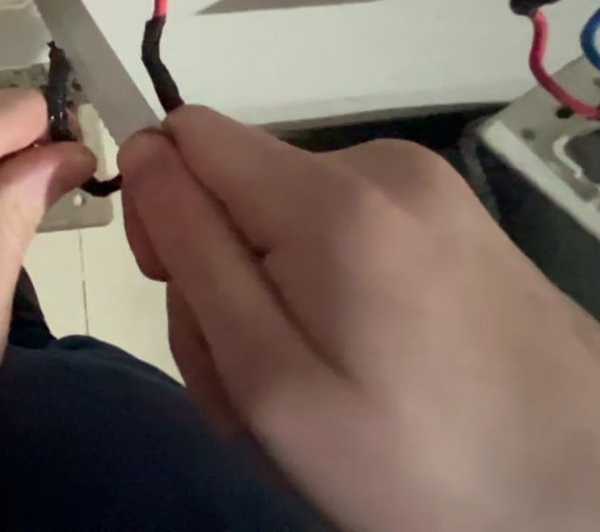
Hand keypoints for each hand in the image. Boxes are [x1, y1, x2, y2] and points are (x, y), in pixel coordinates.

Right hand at [120, 106, 599, 531]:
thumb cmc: (420, 467)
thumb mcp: (266, 376)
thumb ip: (188, 247)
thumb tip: (141, 148)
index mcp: (332, 196)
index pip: (185, 133)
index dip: (157, 198)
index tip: (174, 280)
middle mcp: (383, 167)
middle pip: (231, 181)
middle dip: (213, 261)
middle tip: (244, 368)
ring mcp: (431, 192)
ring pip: (279, 211)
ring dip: (262, 284)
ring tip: (301, 382)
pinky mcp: (458, 222)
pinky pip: (338, 228)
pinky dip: (316, 283)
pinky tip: (351, 361)